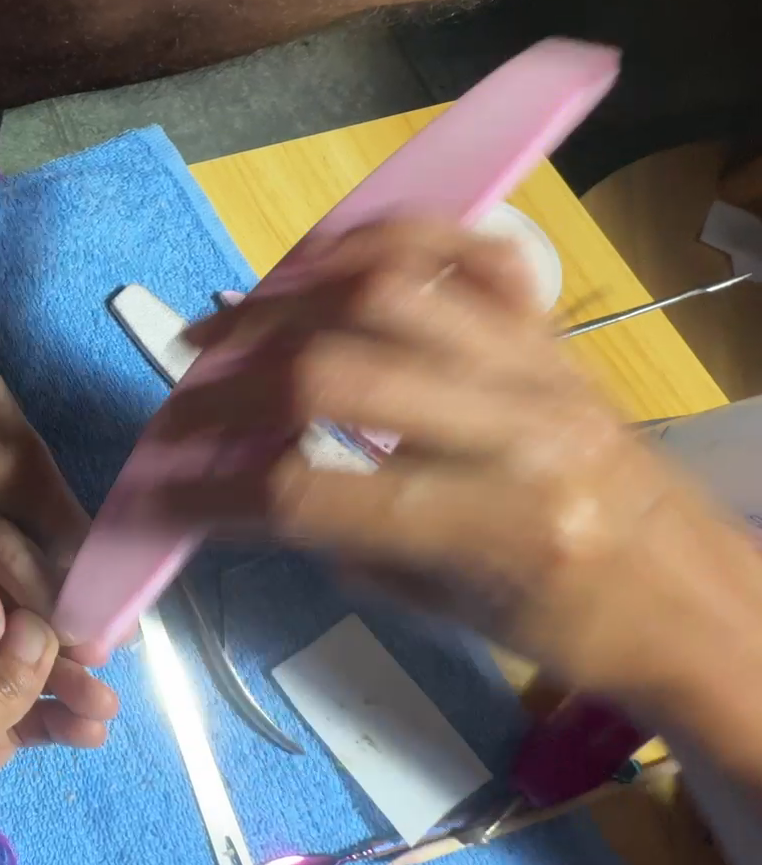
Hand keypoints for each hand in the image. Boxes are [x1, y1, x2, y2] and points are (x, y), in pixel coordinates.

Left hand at [0, 611, 115, 864]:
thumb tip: (38, 623)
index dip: (24, 607)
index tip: (83, 616)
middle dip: (47, 656)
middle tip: (104, 676)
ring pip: (3, 689)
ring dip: (52, 695)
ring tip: (106, 712)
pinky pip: (3, 730)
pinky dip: (40, 729)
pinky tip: (85, 734)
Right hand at [141, 220, 761, 708]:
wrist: (706, 602)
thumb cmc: (564, 624)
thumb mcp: (432, 604)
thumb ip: (328, 532)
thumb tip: (233, 475)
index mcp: (497, 525)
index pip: (305, 492)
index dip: (211, 491)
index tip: (157, 491)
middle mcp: (522, 430)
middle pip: (329, 374)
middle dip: (224, 390)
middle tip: (179, 406)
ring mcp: (540, 366)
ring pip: (383, 290)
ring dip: (274, 304)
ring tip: (220, 328)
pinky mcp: (550, 335)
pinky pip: (466, 251)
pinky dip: (379, 240)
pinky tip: (317, 265)